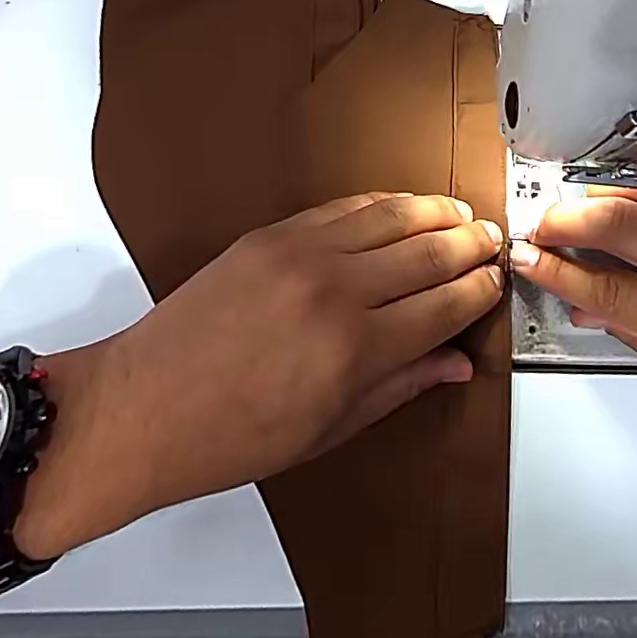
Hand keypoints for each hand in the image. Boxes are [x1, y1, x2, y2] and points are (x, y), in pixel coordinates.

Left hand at [17, 193, 503, 557]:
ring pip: (393, 215)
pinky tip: (403, 205)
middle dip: (471, 243)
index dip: (480, 290)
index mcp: (355, 350)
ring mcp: (302, 252)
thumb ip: (402, 385)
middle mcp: (336, 290)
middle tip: (492, 240)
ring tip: (461, 215)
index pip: (445, 304)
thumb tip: (456, 363)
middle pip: (429, 251)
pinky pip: (345, 206)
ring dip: (436, 211)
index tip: (496, 281)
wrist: (140, 406)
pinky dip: (383, 203)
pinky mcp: (273, 234)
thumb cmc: (232, 434)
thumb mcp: (330, 428)